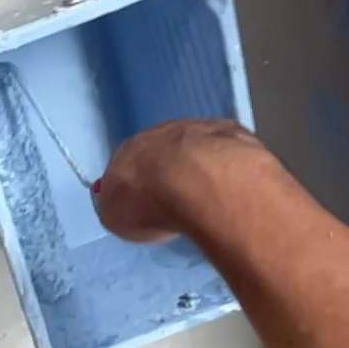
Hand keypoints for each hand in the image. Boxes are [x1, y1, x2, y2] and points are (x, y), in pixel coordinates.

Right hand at [94, 119, 270, 242]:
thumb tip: (126, 206)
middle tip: (178, 203)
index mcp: (126, 153)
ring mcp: (197, 128)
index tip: (147, 207)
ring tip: (208, 198)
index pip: (127, 168)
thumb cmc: (149, 204)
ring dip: (198, 167)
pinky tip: (231, 185)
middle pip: (161, 154)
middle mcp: (157, 133)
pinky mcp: (232, 131)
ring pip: (194, 147)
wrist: (198, 183)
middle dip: (168, 175)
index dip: (137, 187)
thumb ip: (119, 208)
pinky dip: (227, 164)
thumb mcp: (116, 219)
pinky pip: (226, 148)